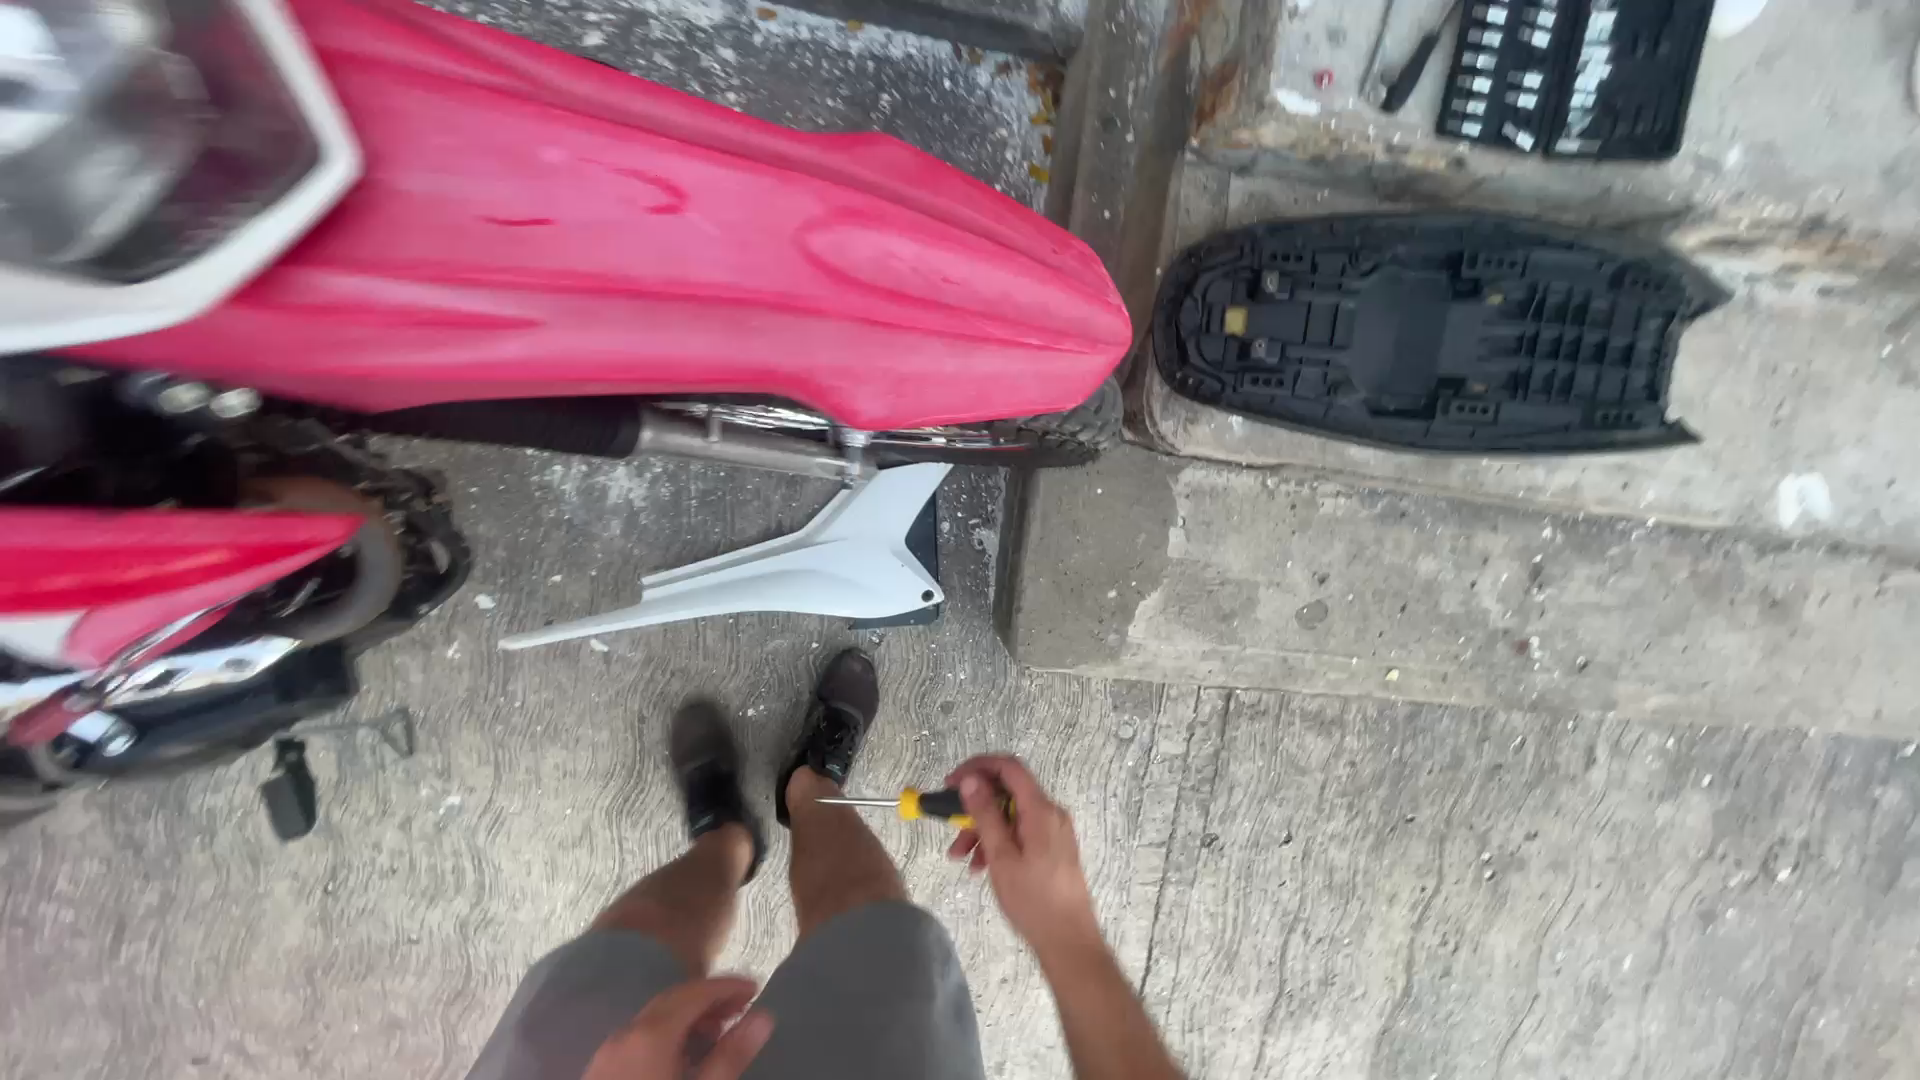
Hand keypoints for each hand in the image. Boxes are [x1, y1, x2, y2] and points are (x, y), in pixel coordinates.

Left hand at [581, 976, 774, 1079]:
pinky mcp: (598, 1075)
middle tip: (741, 1010)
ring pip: (654, 1019)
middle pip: (673, 1000)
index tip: (755, 990)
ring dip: (688, 1018)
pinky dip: (666, 1036)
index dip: (728, 987)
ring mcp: (606, 1055)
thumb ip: (731, 1056)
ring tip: (716, 1036)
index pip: (696, 992)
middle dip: (709, 1000)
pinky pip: (638, 1039)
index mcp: (651, 1035)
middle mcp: (626, 1034)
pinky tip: (681, 1060)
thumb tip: (764, 1017)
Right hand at [946, 755, 1102, 955]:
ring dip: (982, 829)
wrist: (1070, 943)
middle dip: (975, 808)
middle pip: (1007, 793)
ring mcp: (1053, 831)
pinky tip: (981, 867)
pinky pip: (1020, 832)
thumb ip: (985, 815)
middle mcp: (1050, 812)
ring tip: (961, 858)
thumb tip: (971, 779)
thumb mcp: (1002, 857)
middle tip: (950, 828)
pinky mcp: (1052, 848)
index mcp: (1041, 809)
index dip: (977, 767)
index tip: (951, 783)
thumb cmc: (1033, 900)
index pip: (1009, 767)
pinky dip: (998, 842)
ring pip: (1010, 816)